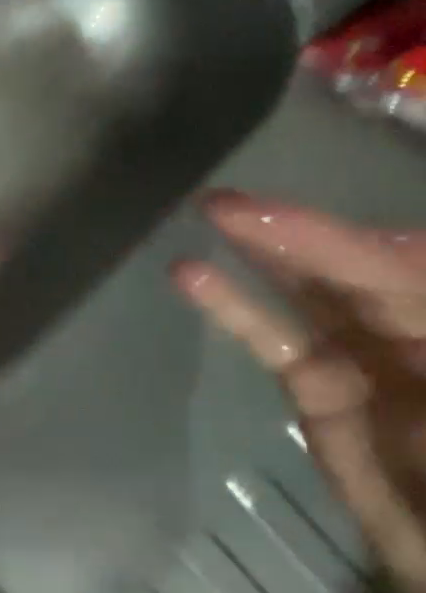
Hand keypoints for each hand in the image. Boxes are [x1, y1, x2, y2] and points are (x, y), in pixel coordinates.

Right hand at [173, 192, 425, 592]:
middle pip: (363, 271)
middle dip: (303, 236)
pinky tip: (189, 277)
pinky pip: (276, 339)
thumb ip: (415, 322)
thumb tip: (395, 255)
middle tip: (227, 205)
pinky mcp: (321, 388)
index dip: (346, 241)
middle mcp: (422, 329)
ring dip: (264, 255)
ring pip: (317, 294)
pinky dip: (234, 308)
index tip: (274, 218)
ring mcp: (375, 358)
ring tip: (209, 216)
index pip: (412, 269)